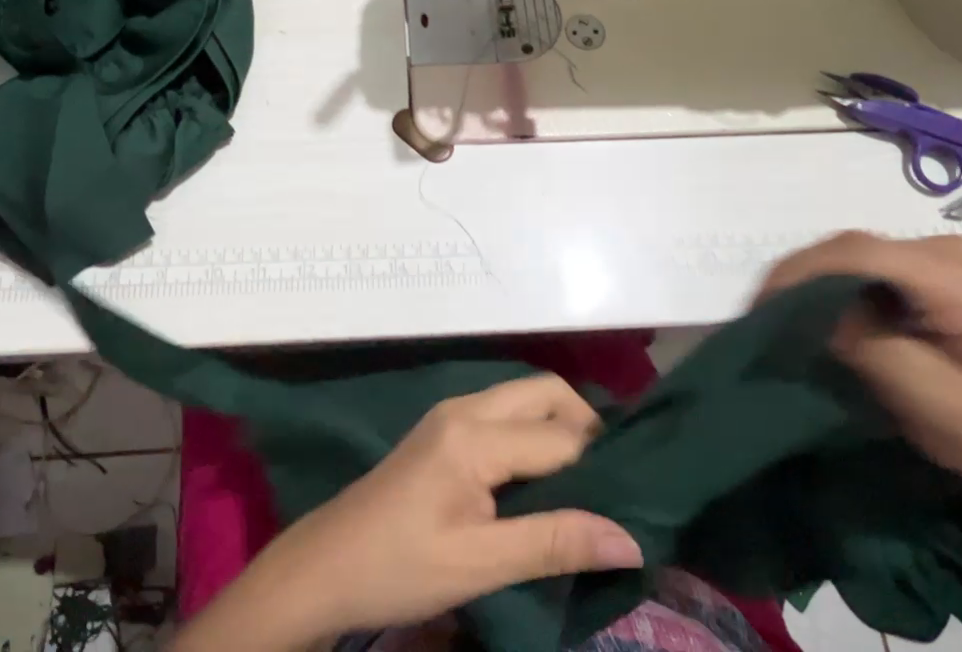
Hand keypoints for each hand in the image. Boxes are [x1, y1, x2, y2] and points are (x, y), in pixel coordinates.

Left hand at [174, 375, 643, 650]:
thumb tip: (632, 540)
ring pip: (525, 400)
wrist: (322, 568)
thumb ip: (554, 543)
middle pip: (546, 393)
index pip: (562, 436)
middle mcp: (465, 410)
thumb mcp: (479, 565)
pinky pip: (505, 416)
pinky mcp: (442, 433)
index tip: (639, 498)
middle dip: (586, 428)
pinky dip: (535, 437)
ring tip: (587, 487)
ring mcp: (450, 417)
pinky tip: (545, 482)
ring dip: (560, 431)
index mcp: (474, 436)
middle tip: (612, 487)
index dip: (603, 465)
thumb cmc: (396, 567)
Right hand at [757, 233, 961, 499]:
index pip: (862, 252)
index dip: (801, 272)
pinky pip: (869, 265)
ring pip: (854, 253)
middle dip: (799, 278)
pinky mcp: (938, 271)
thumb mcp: (938, 406)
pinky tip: (819, 316)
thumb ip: (875, 349)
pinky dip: (834, 286)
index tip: (760, 309)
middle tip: (761, 319)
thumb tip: (815, 310)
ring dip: (813, 282)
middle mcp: (954, 252)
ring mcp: (948, 257)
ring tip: (781, 319)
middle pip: (853, 247)